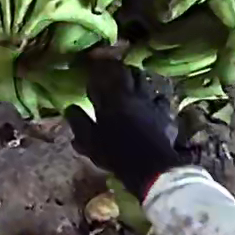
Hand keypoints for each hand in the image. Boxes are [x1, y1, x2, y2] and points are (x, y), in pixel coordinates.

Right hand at [65, 61, 182, 197]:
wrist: (150, 166)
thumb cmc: (115, 154)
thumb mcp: (89, 141)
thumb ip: (78, 122)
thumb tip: (69, 108)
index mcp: (111, 99)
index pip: (101, 76)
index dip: (94, 72)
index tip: (90, 71)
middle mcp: (131, 94)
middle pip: (124, 71)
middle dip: (116, 68)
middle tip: (110, 70)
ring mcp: (150, 102)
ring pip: (144, 79)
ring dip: (136, 77)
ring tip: (131, 80)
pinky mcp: (165, 113)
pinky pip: (160, 99)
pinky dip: (155, 98)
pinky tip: (154, 102)